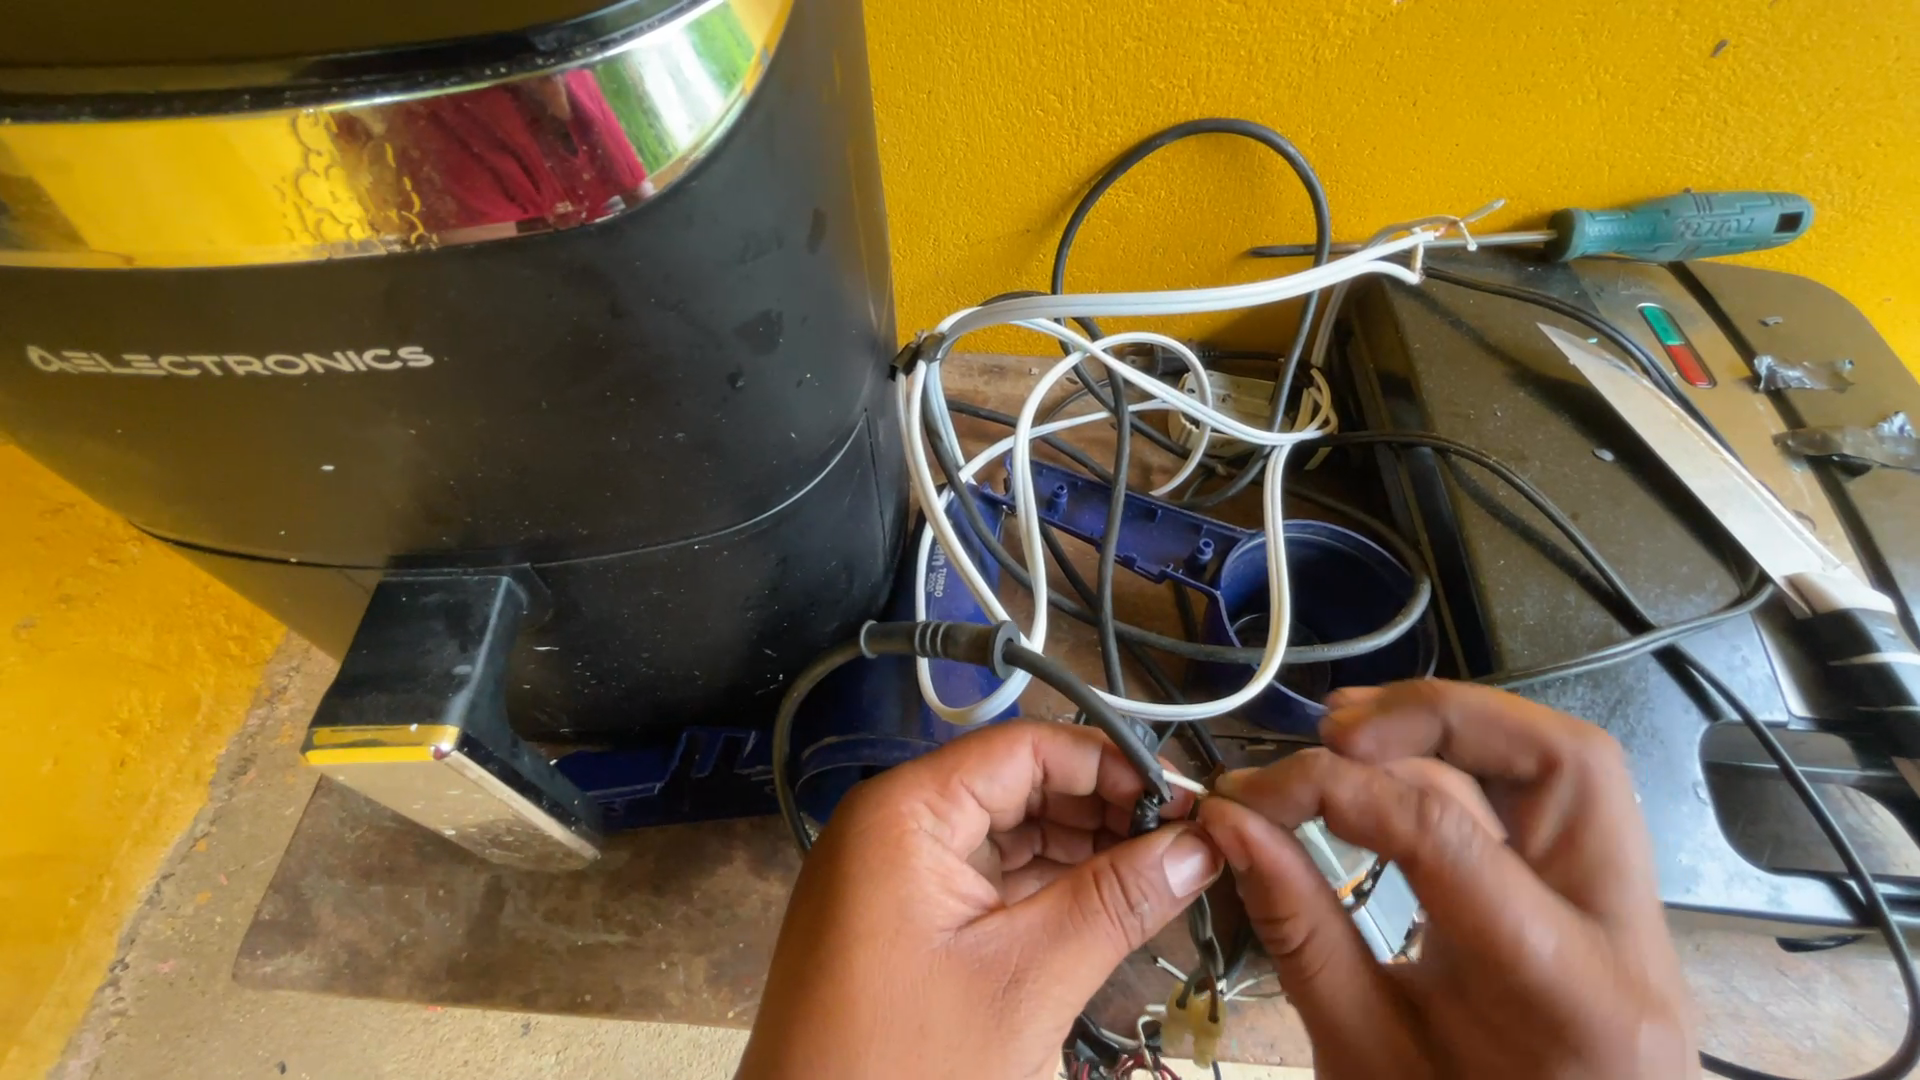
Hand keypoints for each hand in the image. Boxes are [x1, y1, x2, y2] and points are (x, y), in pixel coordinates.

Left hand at [738, 720, 1222, 1079]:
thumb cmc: (905, 1068)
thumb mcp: (1024, 981)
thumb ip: (1115, 902)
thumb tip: (1197, 849)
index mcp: (906, 809)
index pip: (1022, 748)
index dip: (1105, 763)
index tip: (1177, 797)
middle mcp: (895, 819)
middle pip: (1015, 783)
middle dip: (1099, 808)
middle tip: (1179, 839)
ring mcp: (897, 865)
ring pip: (1005, 828)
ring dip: (1080, 846)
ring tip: (1156, 869)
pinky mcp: (905, 909)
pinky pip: (987, 872)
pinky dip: (1045, 882)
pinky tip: (1105, 896)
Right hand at [1197, 679, 1695, 1077]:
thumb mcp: (1359, 1051)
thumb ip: (1294, 925)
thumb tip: (1229, 822)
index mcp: (1564, 991)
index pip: (1439, 830)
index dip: (1326, 787)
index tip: (1246, 795)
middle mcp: (1625, 936)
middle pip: (1562, 759)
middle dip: (1433, 718)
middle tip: (1332, 731)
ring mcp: (1627, 913)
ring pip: (1563, 760)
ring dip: (1449, 726)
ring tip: (1347, 734)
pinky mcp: (1599, 901)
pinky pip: (1541, 795)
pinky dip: (1460, 759)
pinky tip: (1389, 767)